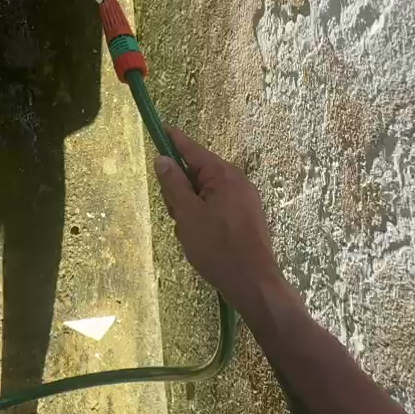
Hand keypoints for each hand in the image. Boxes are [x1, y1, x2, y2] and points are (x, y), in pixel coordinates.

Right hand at [152, 126, 290, 320]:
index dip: (172, 140)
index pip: (192, 149)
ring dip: (191, 209)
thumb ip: (174, 184)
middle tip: (177, 215)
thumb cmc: (219, 248)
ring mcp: (244, 199)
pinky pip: (217, 206)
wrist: (255, 286)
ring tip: (191, 235)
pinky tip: (202, 240)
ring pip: (205, 193)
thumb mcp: (188, 215)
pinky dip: (204, 217)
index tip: (159, 127)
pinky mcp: (247, 217)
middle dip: (180, 191)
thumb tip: (162, 158)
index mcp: (223, 175)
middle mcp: (237, 181)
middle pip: (197, 173)